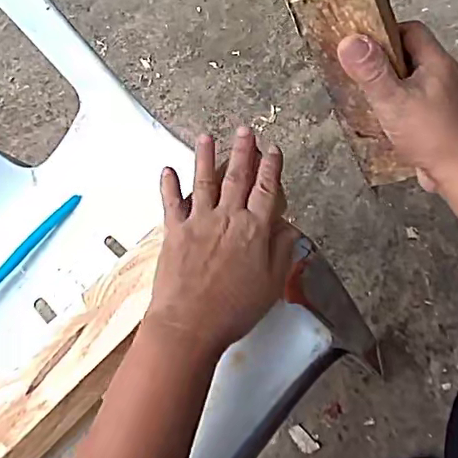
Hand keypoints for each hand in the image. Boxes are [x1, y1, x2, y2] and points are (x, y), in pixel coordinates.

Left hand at [145, 127, 295, 352]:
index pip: (266, 189)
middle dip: (243, 151)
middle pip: (237, 177)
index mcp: (255, 229)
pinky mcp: (174, 233)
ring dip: (206, 156)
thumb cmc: (234, 309)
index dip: (271, 167)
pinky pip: (171, 204)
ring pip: (204, 181)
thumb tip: (289, 226)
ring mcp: (198, 223)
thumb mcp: (272, 282)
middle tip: (245, 130)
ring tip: (207, 136)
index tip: (273, 150)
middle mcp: (228, 218)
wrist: (188, 326)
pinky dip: (169, 186)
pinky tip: (167, 170)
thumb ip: (282, 250)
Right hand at [336, 23, 457, 193]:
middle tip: (362, 71)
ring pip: (411, 78)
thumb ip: (371, 71)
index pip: (411, 29)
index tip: (363, 44)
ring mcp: (443, 95)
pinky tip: (385, 117)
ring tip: (370, 95)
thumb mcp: (394, 100)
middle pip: (409, 53)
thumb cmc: (434, 137)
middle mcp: (444, 74)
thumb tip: (351, 41)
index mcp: (437, 62)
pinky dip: (399, 103)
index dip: (385, 32)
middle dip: (384, 60)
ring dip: (390, 84)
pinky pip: (415, 99)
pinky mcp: (439, 115)